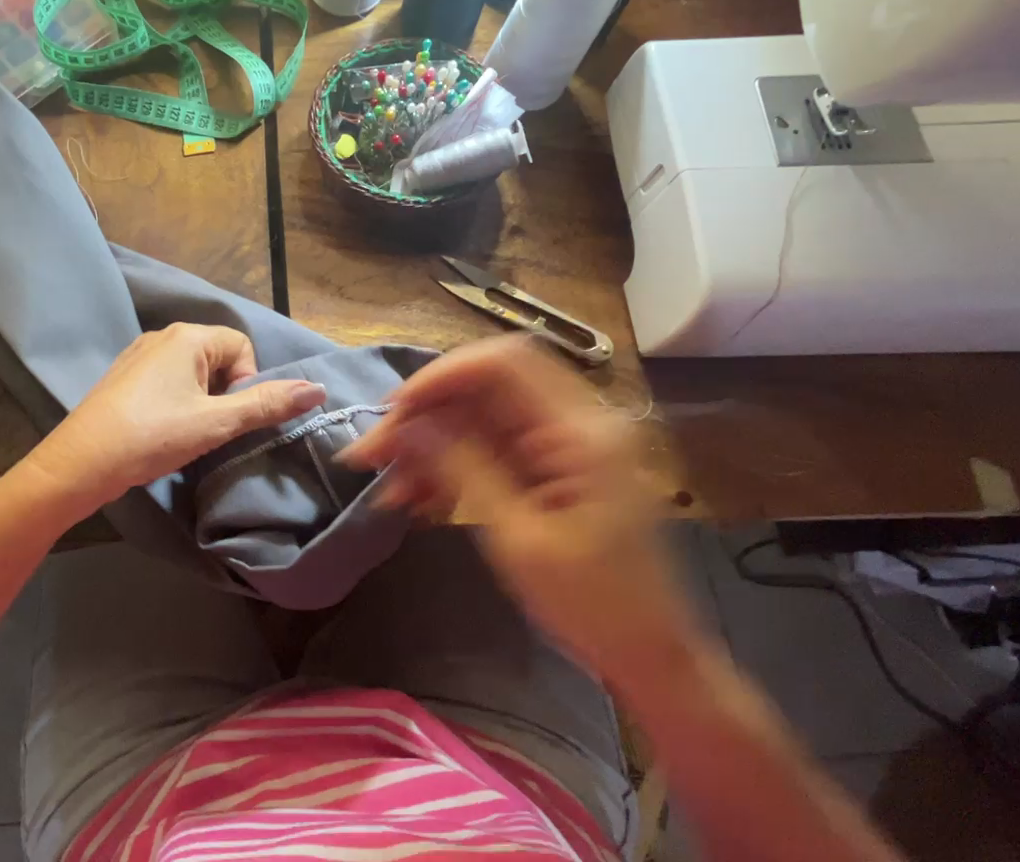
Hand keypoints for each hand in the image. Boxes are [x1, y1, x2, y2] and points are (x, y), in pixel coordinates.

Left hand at [19, 324, 327, 526]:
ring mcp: (138, 356)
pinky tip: (162, 432)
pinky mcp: (123, 379)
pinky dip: (175, 405)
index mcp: (187, 337)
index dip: (247, 382)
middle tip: (210, 428)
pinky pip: (166, 383)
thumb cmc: (153, 435)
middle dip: (224, 393)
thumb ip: (267, 404)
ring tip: (185, 434)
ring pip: (191, 373)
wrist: (81, 462)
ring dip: (201, 402)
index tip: (230, 416)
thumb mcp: (216, 422)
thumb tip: (318, 389)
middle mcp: (162, 336)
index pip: (241, 346)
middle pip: (217, 358)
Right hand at [340, 335, 704, 683]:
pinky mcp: (550, 469)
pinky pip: (487, 450)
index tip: (392, 414)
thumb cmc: (593, 605)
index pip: (502, 364)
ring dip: (427, 447)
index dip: (440, 377)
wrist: (650, 656)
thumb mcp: (518, 538)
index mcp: (581, 432)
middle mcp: (574, 423)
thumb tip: (406, 424)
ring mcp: (562, 446)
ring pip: (476, 420)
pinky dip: (448, 468)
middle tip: (369, 457)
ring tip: (387, 492)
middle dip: (422, 417)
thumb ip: (461, 469)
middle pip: (482, 390)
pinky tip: (415, 501)